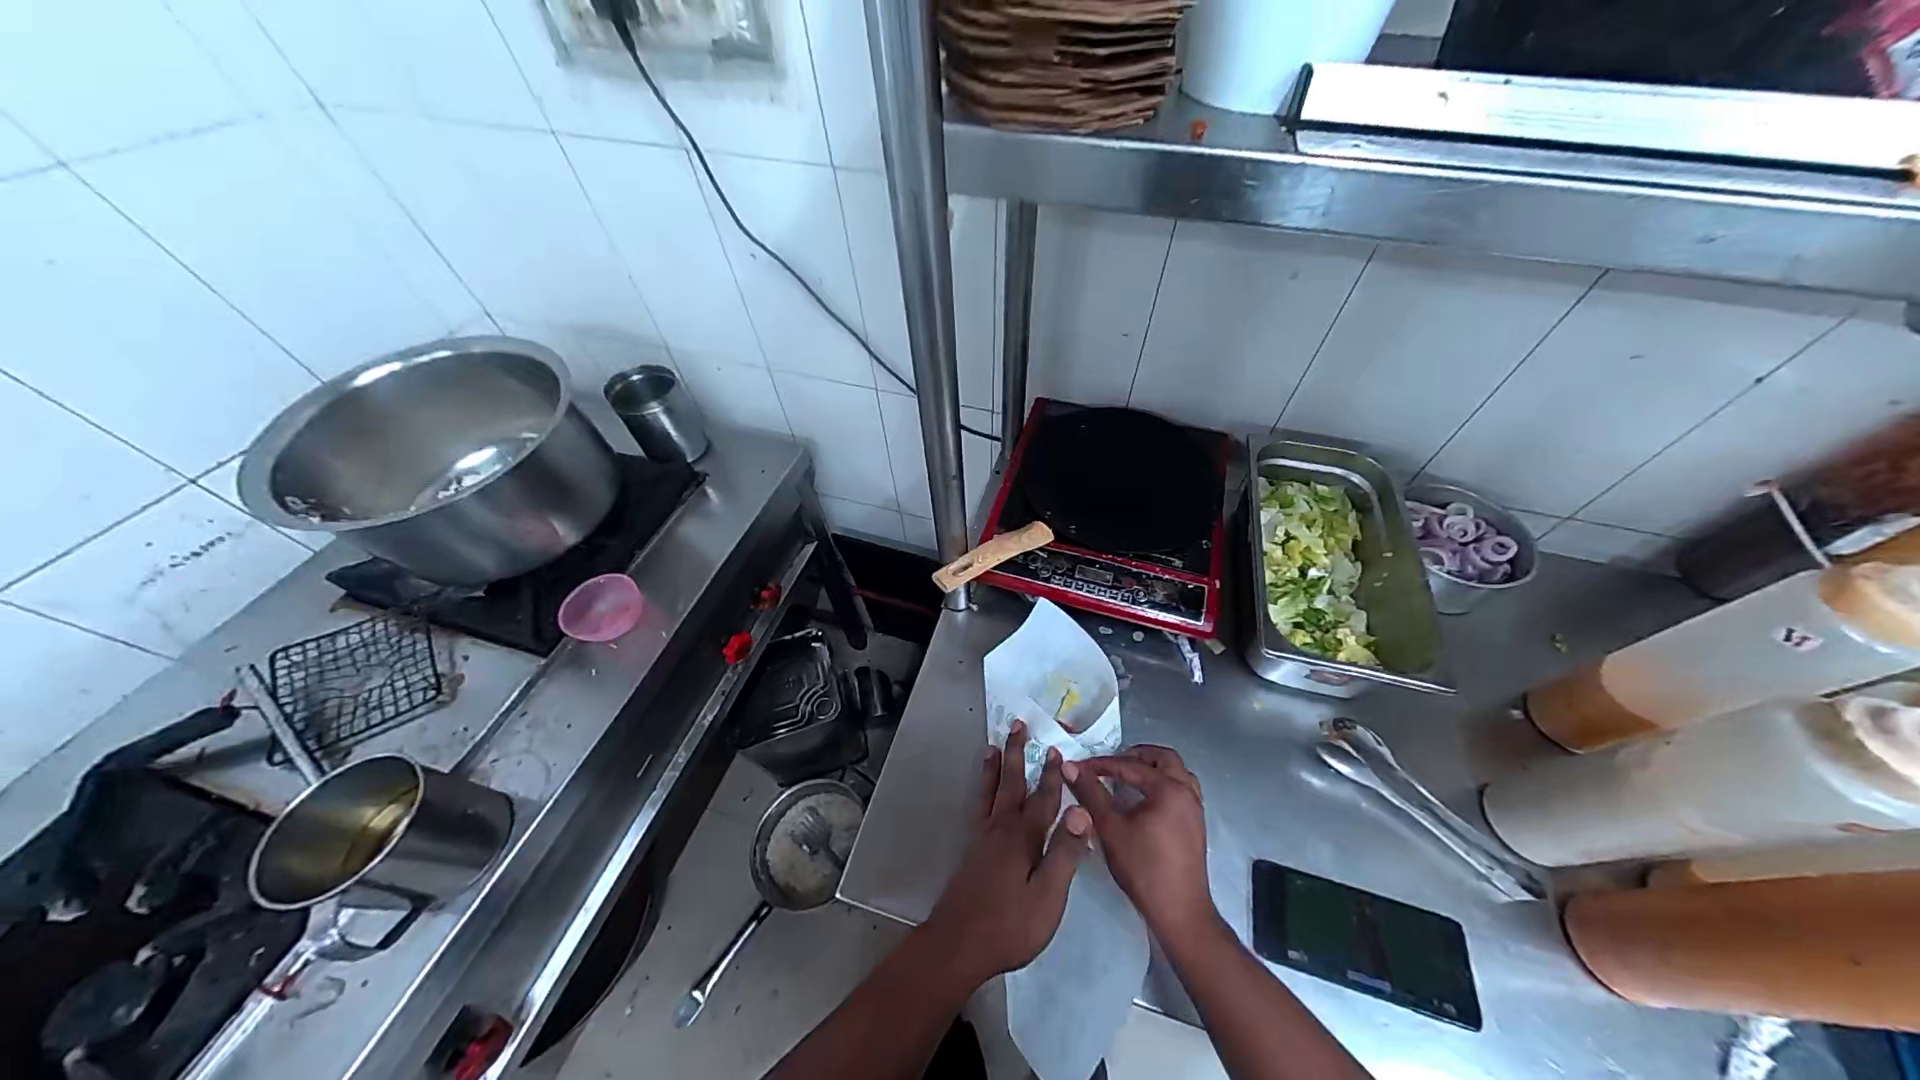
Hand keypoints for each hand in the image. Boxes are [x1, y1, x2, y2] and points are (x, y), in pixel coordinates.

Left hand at [923, 721, 1089, 981]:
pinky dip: (983, 790)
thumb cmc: (1010, 925)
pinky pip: (980, 806)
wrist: (959, 944)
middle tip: (1018, 726)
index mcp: (1024, 837)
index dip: (1052, 776)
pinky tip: (985, 793)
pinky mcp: (973, 850)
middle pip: (1012, 784)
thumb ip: (1064, 853)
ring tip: (994, 746)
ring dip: (996, 767)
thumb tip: (1081, 811)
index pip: (1043, 799)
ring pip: (992, 792)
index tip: (1058, 751)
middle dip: (1017, 755)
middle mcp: (1001, 829)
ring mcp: (983, 838)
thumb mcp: (1048, 895)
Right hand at [1064, 745, 1214, 936]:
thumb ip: (1090, 794)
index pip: (1130, 766)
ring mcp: (1195, 809)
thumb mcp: (1110, 828)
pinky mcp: (1196, 824)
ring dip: (1152, 768)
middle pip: (1163, 758)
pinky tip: (1145, 799)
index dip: (1101, 764)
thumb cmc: (1143, 868)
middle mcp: (1187, 792)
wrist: (1179, 911)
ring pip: (1177, 772)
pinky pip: (1181, 789)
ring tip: (1128, 777)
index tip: (1078, 768)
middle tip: (1110, 764)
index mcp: (1168, 789)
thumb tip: (1069, 766)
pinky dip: (1163, 783)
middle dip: (1135, 756)